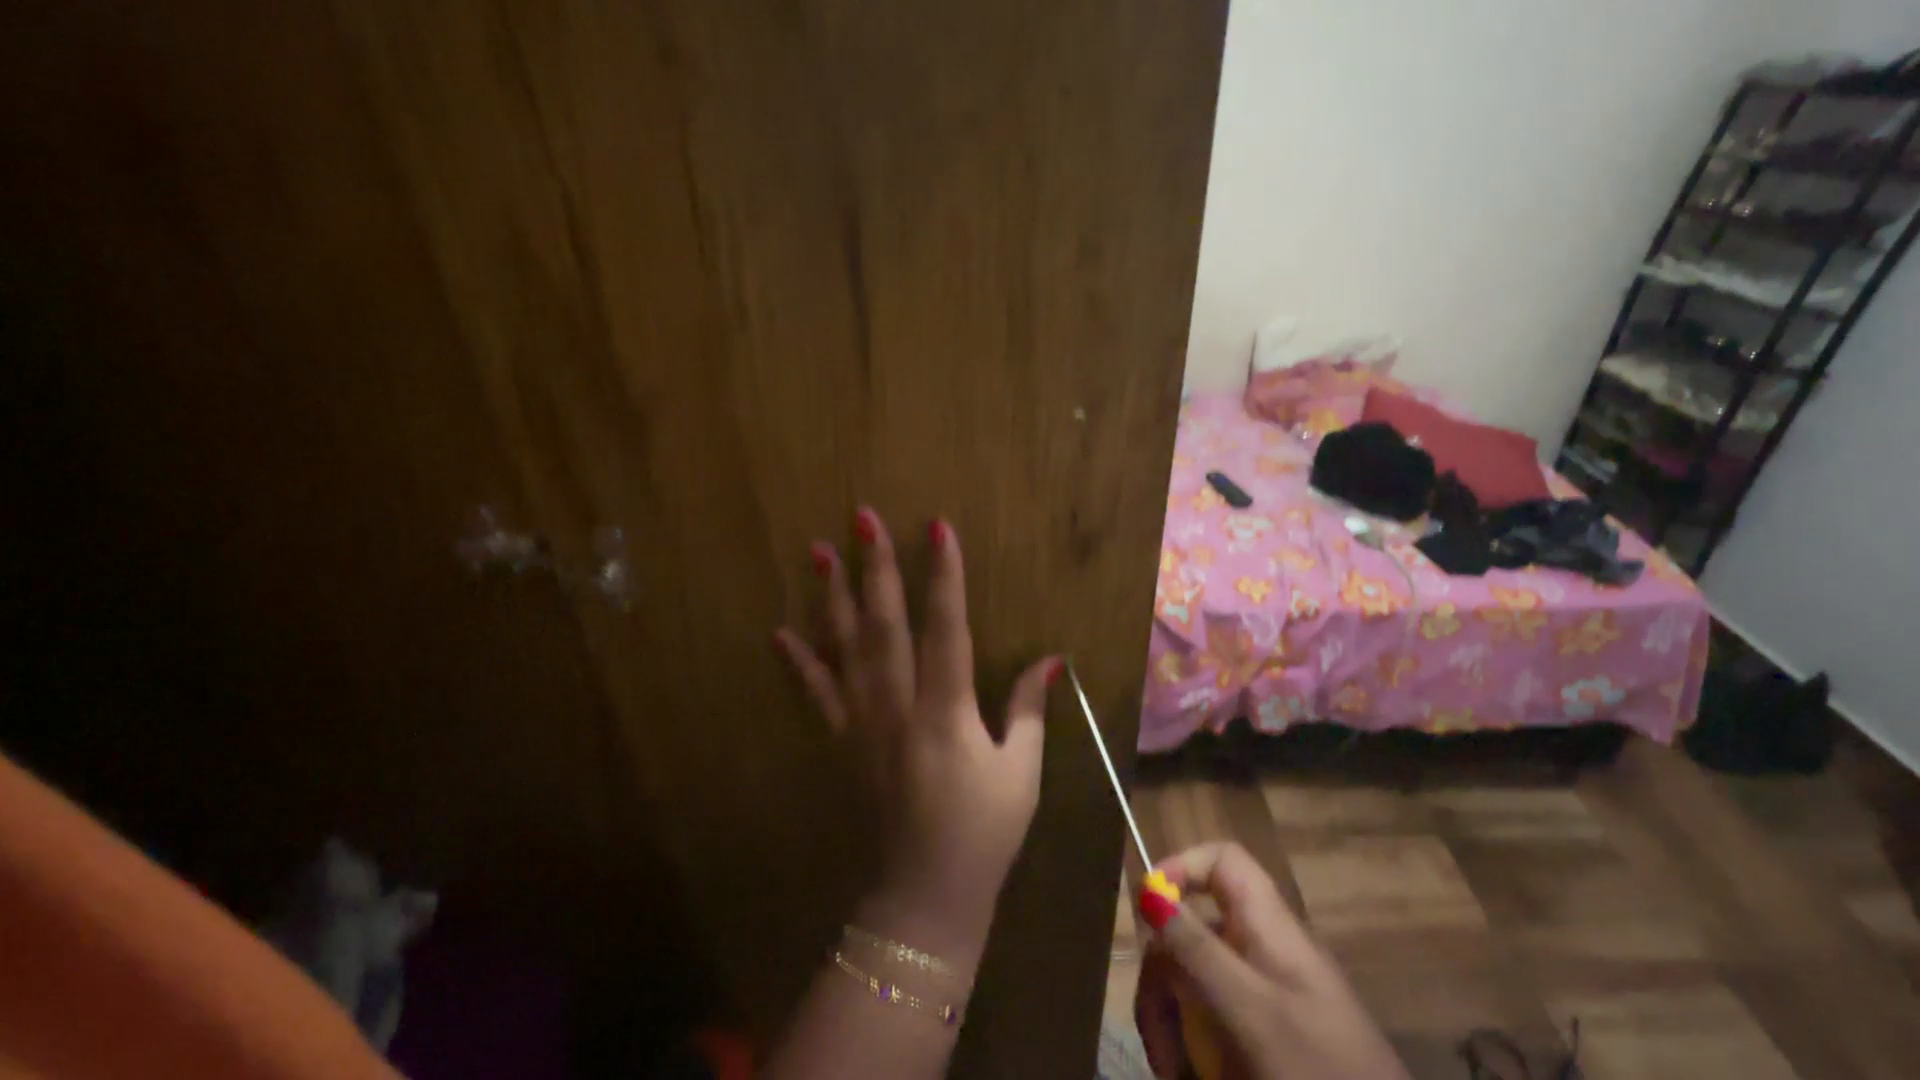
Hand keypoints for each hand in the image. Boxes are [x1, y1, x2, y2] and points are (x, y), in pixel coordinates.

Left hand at [775, 507, 1058, 933]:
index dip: (944, 576)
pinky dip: (800, 663)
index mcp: (948, 711)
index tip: (937, 528)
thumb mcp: (1021, 772)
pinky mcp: (842, 743)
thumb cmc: (985, 832)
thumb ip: (1027, 710)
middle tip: (863, 517)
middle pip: (885, 625)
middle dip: (877, 567)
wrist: (925, 892)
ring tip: (820, 551)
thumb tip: (1050, 658)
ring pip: (845, 649)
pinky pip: (818, 695)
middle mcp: (898, 707)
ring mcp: (863, 724)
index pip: (946, 628)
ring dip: (833, 598)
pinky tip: (780, 632)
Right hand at [1136, 843, 1408, 1079]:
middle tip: (1155, 1031)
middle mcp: (1263, 949)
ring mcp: (1264, 992)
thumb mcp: (1247, 1008)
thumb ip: (1196, 948)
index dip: (1180, 868)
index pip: (1222, 860)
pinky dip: (1191, 1042)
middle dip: (1163, 976)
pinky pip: (1210, 1018)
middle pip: (1193, 929)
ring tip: (1170, 1068)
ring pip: (1194, 978)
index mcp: (1269, 926)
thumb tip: (1147, 889)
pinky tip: (1186, 1071)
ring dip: (1170, 1017)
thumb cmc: (1312, 1065)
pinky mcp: (1264, 1032)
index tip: (1145, 909)